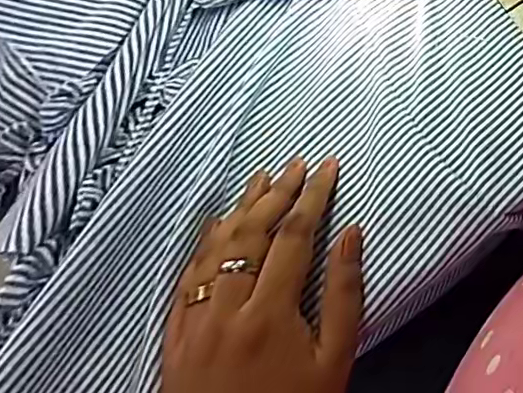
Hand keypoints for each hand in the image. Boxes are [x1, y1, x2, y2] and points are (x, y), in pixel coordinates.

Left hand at [162, 158, 363, 392]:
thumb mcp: (335, 359)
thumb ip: (344, 293)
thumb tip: (350, 232)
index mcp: (269, 313)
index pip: (293, 235)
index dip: (313, 195)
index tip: (329, 165)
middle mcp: (224, 313)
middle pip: (250, 236)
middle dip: (277, 193)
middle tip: (296, 163)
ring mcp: (191, 330)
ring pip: (213, 254)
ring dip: (239, 211)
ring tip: (259, 180)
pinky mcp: (172, 347)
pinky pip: (183, 285)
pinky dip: (201, 249)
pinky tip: (213, 229)